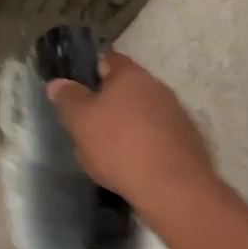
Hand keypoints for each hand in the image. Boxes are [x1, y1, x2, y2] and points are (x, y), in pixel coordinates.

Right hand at [47, 51, 216, 208]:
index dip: (90, 72)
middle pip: (127, 88)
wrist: (174, 188)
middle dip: (110, 103)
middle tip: (90, 124)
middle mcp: (158, 87)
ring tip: (112, 151)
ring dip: (129, 125)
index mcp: (130, 74)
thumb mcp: (81, 121)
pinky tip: (136, 165)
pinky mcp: (189, 141)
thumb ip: (68, 98)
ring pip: (144, 113)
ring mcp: (177, 114)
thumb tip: (58, 83)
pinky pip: (159, 136)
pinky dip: (147, 144)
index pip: (107, 60)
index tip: (77, 90)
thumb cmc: (119, 145)